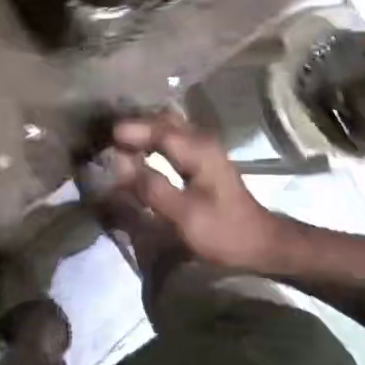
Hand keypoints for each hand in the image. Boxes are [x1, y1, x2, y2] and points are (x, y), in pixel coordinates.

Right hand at [110, 113, 295, 272]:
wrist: (260, 243)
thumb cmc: (224, 232)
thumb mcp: (185, 215)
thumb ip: (152, 187)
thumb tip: (119, 163)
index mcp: (198, 150)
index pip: (158, 129)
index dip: (130, 130)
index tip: (104, 137)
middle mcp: (202, 140)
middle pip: (163, 121)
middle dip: (135, 126)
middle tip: (106, 138)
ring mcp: (204, 148)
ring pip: (168, 127)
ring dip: (144, 132)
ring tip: (117, 145)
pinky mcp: (203, 159)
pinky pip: (172, 139)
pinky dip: (153, 141)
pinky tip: (139, 154)